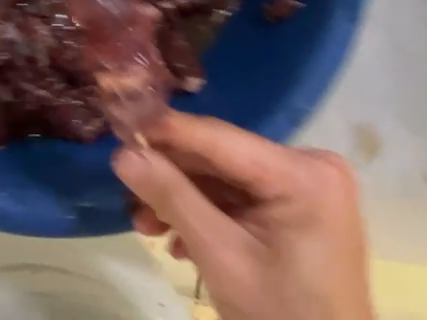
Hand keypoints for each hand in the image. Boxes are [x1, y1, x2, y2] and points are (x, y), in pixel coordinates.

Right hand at [116, 112, 372, 319]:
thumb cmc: (280, 316)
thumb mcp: (221, 257)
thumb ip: (171, 198)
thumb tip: (121, 153)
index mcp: (303, 173)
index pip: (217, 137)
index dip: (163, 130)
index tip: (117, 126)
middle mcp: (309, 165)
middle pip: (218, 157)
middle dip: (170, 177)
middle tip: (125, 191)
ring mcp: (305, 186)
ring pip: (223, 178)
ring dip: (181, 200)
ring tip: (144, 226)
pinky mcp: (298, 207)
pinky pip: (239, 196)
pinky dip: (207, 214)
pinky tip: (177, 239)